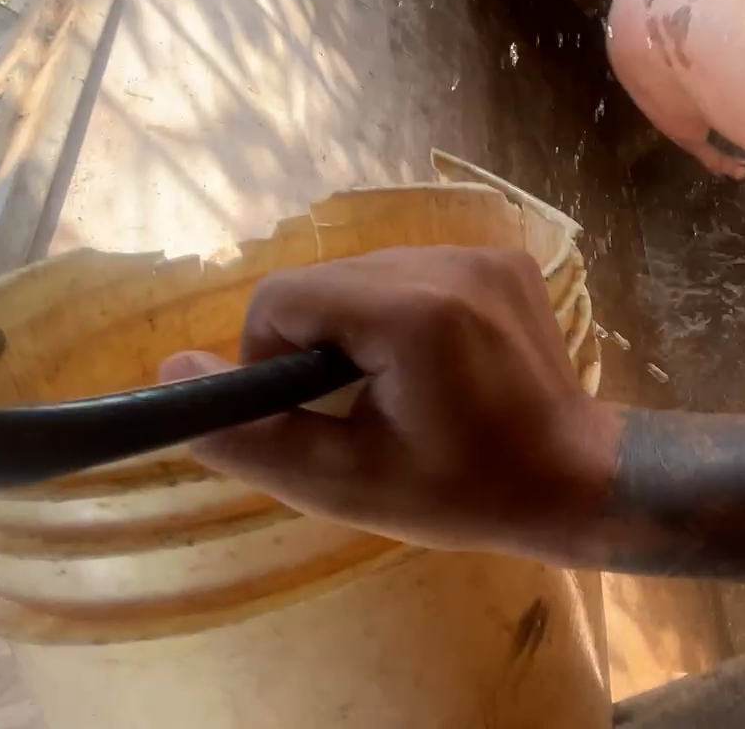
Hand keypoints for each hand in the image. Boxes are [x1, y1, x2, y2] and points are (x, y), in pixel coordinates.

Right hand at [158, 246, 618, 558]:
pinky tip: (439, 355)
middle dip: (320, 337)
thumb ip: (250, 431)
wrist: (570, 472)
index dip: (271, 353)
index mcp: (416, 311)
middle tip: (358, 400)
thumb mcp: (342, 482)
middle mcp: (454, 262)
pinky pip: (424, 267)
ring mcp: (489, 255)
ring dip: (363, 319)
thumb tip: (173, 367)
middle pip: (331, 277)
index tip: (311, 404)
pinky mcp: (510, 260)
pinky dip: (409, 304)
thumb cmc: (462, 489)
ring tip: (401, 380)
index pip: (284, 294)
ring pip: (375, 268)